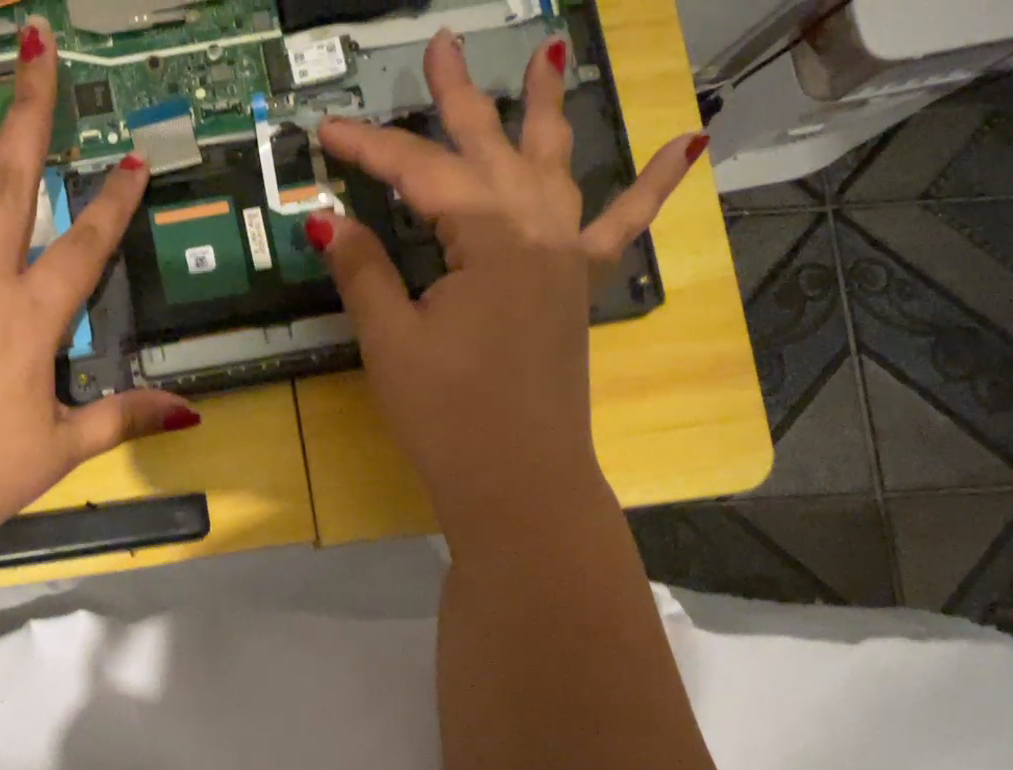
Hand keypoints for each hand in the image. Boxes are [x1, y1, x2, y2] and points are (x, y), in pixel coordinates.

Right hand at [308, 31, 705, 533]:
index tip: (324, 130)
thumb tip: (329, 218)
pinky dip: (651, 183)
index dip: (369, 149)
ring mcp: (566, 257)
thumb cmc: (446, 414)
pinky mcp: (578, 289)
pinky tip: (688, 140)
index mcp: (488, 239)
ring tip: (547, 59)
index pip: (420, 174)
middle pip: (492, 149)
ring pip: (554, 167)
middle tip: (441, 48)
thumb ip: (364, 273)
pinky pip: (620, 227)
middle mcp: (537, 230)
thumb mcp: (392, 342)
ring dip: (544, 112)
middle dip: (460, 99)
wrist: (517, 479)